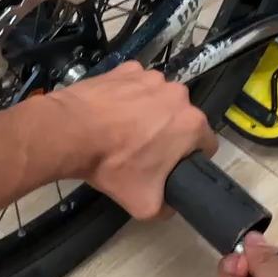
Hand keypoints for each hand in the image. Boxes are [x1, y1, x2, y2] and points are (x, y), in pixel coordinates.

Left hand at [42, 62, 216, 218]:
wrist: (71, 131)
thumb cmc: (114, 165)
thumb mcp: (146, 204)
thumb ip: (168, 208)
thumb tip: (170, 205)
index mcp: (192, 124)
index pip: (206, 144)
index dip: (192, 158)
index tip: (172, 167)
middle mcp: (178, 94)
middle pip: (182, 119)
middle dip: (169, 133)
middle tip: (143, 151)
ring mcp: (151, 77)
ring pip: (159, 99)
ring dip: (149, 112)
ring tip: (122, 130)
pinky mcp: (127, 68)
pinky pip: (135, 84)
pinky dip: (127, 96)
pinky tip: (110, 111)